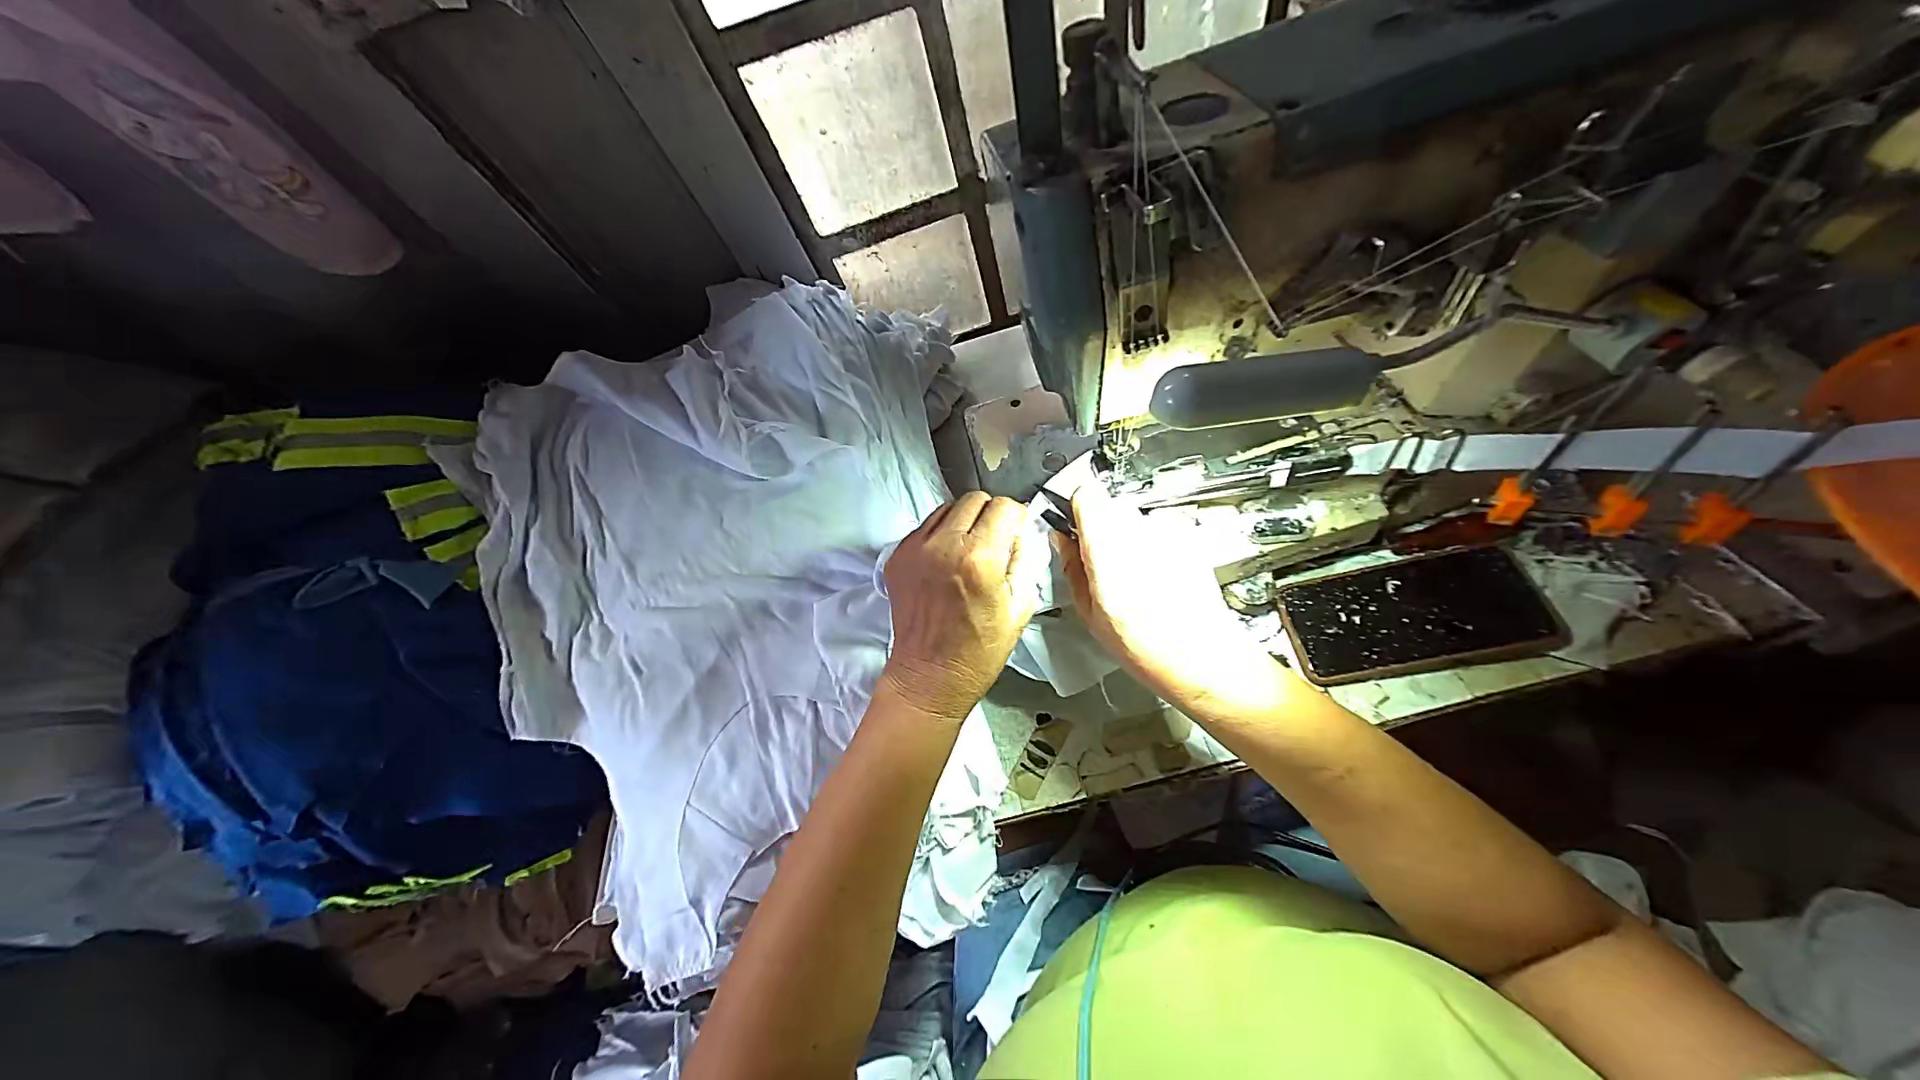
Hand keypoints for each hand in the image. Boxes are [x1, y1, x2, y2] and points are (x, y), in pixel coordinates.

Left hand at [879, 492, 1045, 721]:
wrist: (929, 677)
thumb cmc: (978, 652)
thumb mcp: (1020, 608)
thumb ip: (1025, 561)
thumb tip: (1023, 534)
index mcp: (979, 558)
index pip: (1004, 507)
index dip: (1017, 517)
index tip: (1018, 531)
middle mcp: (943, 545)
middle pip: (974, 499)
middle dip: (991, 514)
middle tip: (996, 539)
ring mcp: (915, 549)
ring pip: (947, 508)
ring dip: (964, 521)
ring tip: (970, 550)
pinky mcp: (897, 557)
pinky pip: (925, 527)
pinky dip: (940, 535)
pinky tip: (948, 560)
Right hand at [1057, 485, 1290, 717]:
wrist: (1202, 658)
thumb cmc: (1149, 647)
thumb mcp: (1090, 614)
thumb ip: (1071, 568)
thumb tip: (1062, 542)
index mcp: (1107, 547)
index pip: (1085, 494)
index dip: (1074, 507)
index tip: (1070, 524)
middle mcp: (1139, 531)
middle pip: (1109, 504)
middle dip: (1099, 525)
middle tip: (1097, 560)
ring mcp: (1167, 532)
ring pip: (1134, 517)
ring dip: (1127, 536)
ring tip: (1129, 576)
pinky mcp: (1187, 539)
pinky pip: (1159, 530)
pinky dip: (1152, 545)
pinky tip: (1153, 577)